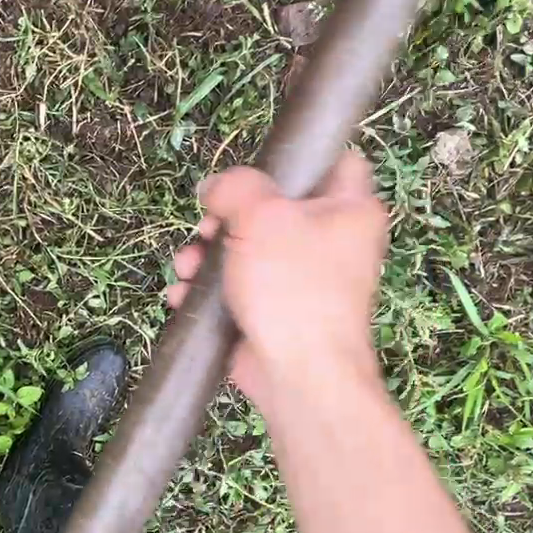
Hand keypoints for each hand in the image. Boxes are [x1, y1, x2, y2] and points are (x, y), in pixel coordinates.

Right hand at [166, 153, 388, 413]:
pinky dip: (205, 292)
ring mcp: (299, 281)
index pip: (331, 164)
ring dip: (204, 258)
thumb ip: (236, 188)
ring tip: (187, 268)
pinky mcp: (270, 312)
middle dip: (224, 220)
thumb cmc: (294, 288)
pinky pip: (232, 290)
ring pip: (242, 251)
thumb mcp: (263, 217)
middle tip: (207, 229)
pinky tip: (184, 295)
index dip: (291, 162)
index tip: (253, 173)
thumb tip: (213, 187)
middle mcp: (329, 243)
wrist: (297, 371)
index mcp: (349, 210)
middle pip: (269, 211)